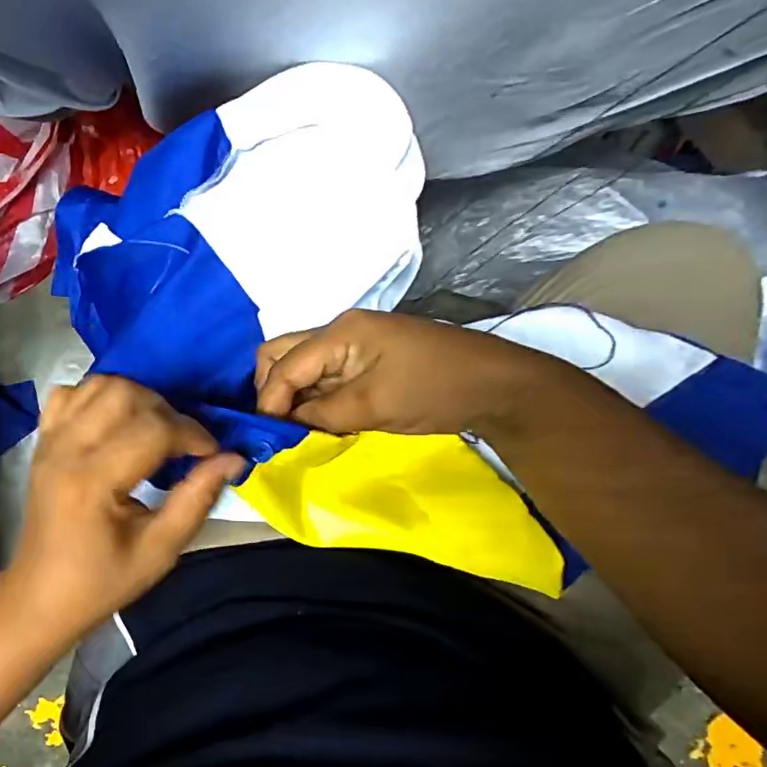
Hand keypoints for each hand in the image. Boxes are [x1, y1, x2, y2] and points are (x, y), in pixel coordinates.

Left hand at [8, 376, 244, 633]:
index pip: (152, 429)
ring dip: (134, 397)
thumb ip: (196, 499)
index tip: (212, 454)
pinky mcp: (41, 441)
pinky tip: (114, 423)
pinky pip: (69, 394)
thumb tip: (233, 459)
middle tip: (182, 444)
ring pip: (98, 385)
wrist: (42, 594)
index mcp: (92, 481)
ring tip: (152, 430)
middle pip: (124, 394)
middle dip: (165, 411)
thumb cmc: (101, 581)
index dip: (193, 434)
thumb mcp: (159, 551)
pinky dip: (97, 397)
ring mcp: (48, 441)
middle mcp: (66, 449)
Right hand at [254, 310, 579, 436]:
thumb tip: (284, 424)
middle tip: (276, 425)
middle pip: (281, 353)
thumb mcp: (371, 407)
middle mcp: (339, 330)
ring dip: (290, 394)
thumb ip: (318, 415)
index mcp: (340, 332)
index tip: (265, 436)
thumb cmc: (435, 390)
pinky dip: (312, 396)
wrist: (501, 386)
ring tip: (294, 426)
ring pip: (299, 364)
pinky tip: (315, 419)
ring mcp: (353, 342)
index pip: (284, 366)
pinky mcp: (365, 358)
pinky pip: (322, 374)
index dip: (268, 402)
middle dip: (270, 389)